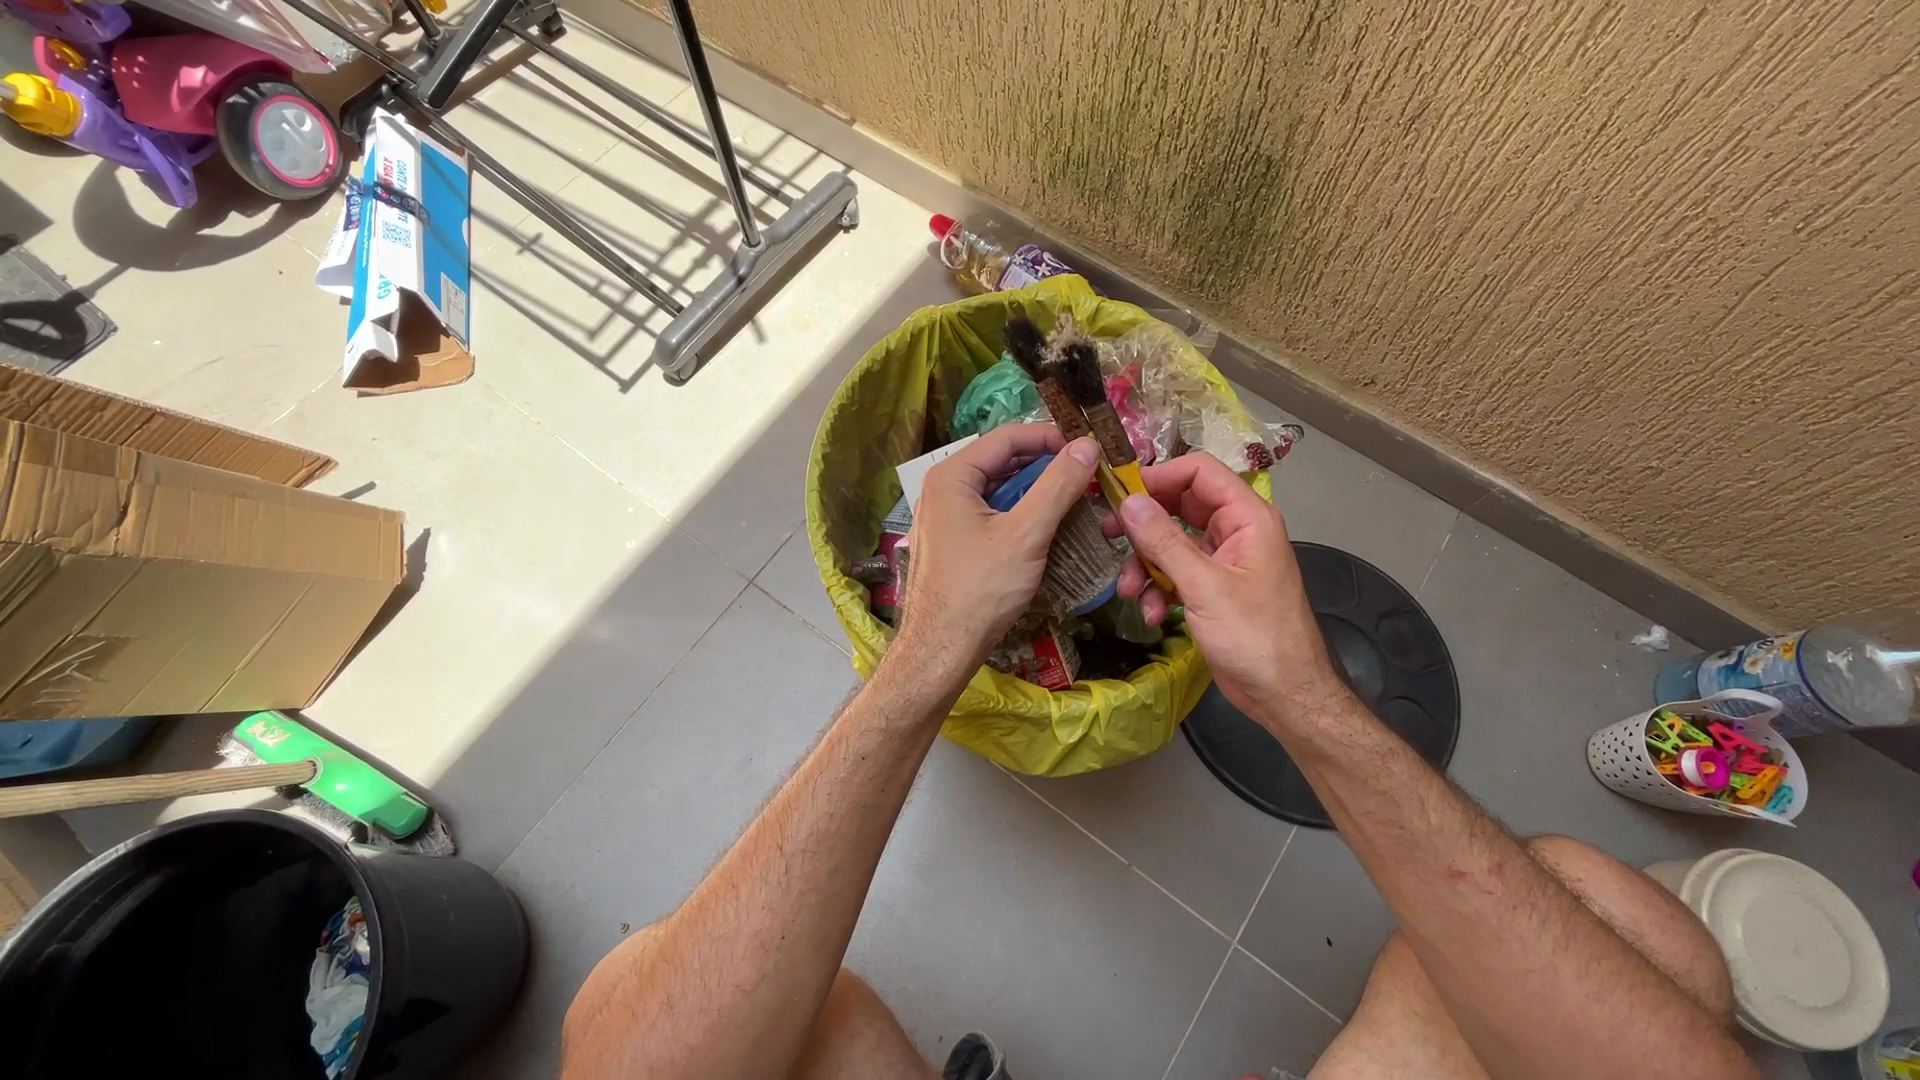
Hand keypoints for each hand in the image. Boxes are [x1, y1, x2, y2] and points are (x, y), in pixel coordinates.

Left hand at [893, 424, 1101, 683]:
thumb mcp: (1026, 534)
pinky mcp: (950, 541)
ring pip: (997, 489)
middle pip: (1001, 461)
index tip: (1088, 450)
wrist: (940, 649)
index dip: (1051, 438)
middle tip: (1086, 477)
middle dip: (1045, 466)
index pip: (1007, 436)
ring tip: (1073, 502)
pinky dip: (1018, 514)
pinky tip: (1045, 529)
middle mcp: (942, 488)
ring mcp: (943, 517)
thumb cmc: (980, 589)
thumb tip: (1088, 445)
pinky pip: (989, 514)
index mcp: (951, 476)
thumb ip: (1058, 486)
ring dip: (1035, 492)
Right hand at [1109, 452, 1344, 723]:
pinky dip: (1160, 588)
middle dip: (1144, 525)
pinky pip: (1177, 573)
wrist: (1282, 694)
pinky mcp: (1212, 588)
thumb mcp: (1203, 586)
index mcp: (1247, 517)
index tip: (1119, 492)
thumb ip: (1163, 541)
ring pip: (1172, 543)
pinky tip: (1153, 613)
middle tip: (1108, 533)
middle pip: (1180, 506)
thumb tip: (1128, 502)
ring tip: (1131, 592)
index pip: (1200, 472)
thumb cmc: (1254, 636)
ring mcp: (1223, 560)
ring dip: (1146, 565)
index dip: (1159, 476)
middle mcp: (1236, 531)